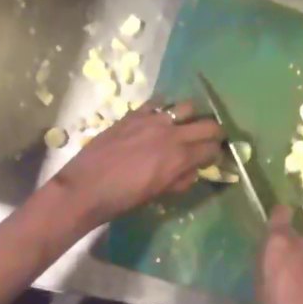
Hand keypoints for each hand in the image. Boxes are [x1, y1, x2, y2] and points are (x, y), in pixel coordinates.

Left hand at [48, 101, 224, 226]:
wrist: (86, 187)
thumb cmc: (123, 199)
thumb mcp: (157, 194)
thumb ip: (179, 180)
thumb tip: (192, 171)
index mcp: (180, 157)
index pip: (212, 149)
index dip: (216, 154)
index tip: (213, 158)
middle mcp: (171, 133)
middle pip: (207, 124)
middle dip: (214, 133)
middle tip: (209, 140)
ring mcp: (152, 119)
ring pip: (186, 107)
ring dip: (191, 117)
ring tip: (183, 126)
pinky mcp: (133, 114)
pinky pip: (157, 104)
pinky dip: (164, 111)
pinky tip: (158, 120)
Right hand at [259, 205, 302, 303]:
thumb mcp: (263, 290)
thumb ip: (267, 266)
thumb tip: (270, 257)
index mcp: (280, 243)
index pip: (279, 214)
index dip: (277, 219)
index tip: (274, 231)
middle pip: (295, 238)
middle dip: (290, 251)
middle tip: (283, 274)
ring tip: (300, 289)